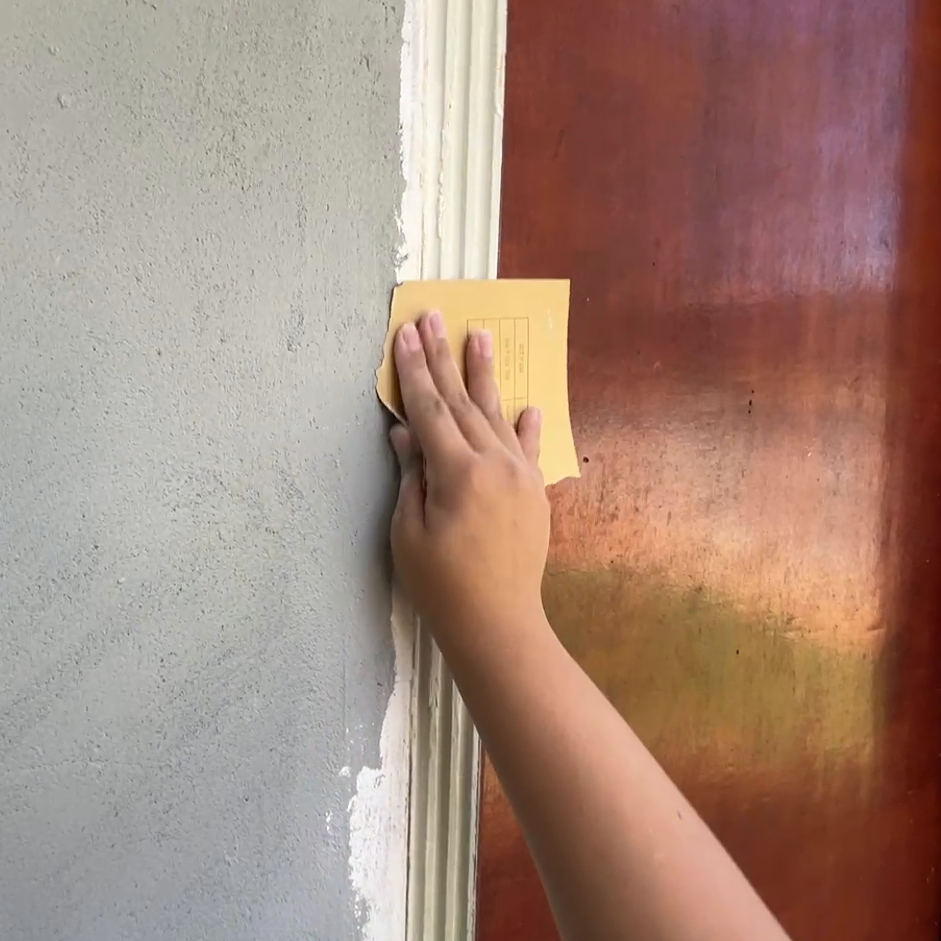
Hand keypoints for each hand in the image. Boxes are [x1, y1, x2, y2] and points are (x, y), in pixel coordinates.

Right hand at [387, 311, 549, 650]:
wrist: (498, 623)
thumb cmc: (441, 583)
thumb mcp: (409, 530)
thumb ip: (412, 475)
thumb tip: (407, 431)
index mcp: (457, 471)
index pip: (429, 408)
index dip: (414, 370)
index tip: (406, 334)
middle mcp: (494, 463)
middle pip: (461, 400)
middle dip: (444, 356)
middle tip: (433, 316)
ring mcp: (520, 475)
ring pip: (496, 414)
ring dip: (484, 374)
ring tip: (480, 335)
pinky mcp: (535, 492)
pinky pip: (529, 449)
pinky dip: (525, 425)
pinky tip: (525, 405)